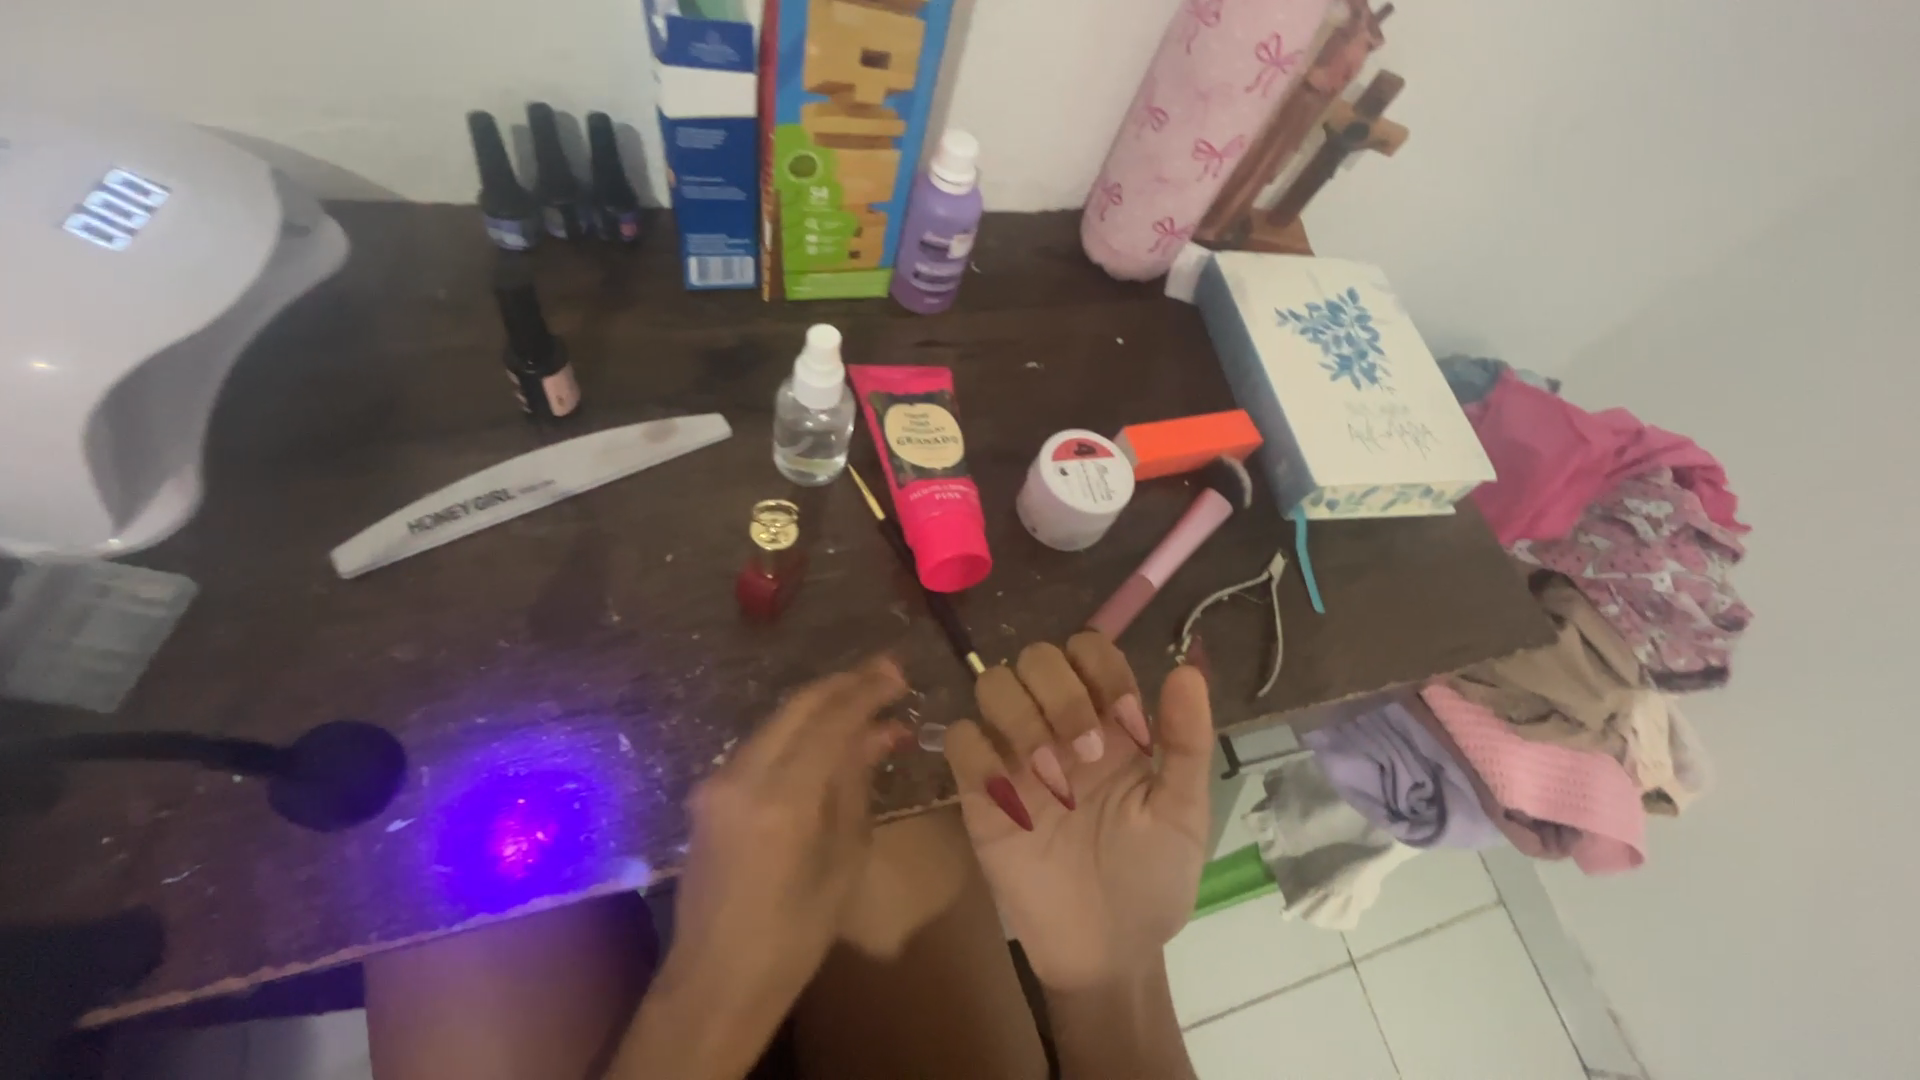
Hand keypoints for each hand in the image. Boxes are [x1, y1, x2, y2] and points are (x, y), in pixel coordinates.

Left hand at [625, 656, 906, 1073]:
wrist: (717, 979)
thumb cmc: (795, 934)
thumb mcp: (843, 859)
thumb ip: (856, 783)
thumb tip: (882, 731)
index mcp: (782, 799)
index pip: (831, 721)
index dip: (867, 690)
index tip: (899, 672)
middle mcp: (742, 776)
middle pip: (798, 706)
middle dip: (844, 684)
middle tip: (886, 672)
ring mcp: (718, 781)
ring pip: (777, 720)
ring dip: (822, 704)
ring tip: (866, 699)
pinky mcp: (709, 792)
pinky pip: (762, 744)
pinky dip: (798, 730)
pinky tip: (826, 734)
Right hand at [943, 633, 1213, 990]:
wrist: (1105, 948)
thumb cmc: (1152, 877)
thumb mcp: (1183, 813)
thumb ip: (1186, 742)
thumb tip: (1188, 669)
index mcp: (1111, 721)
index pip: (1091, 649)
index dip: (1101, 669)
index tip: (1125, 721)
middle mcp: (1059, 724)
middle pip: (1037, 657)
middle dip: (1061, 693)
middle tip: (1087, 753)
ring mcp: (1015, 754)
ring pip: (993, 684)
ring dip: (1020, 717)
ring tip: (1050, 776)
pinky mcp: (978, 791)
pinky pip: (961, 738)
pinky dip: (979, 753)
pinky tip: (1009, 794)